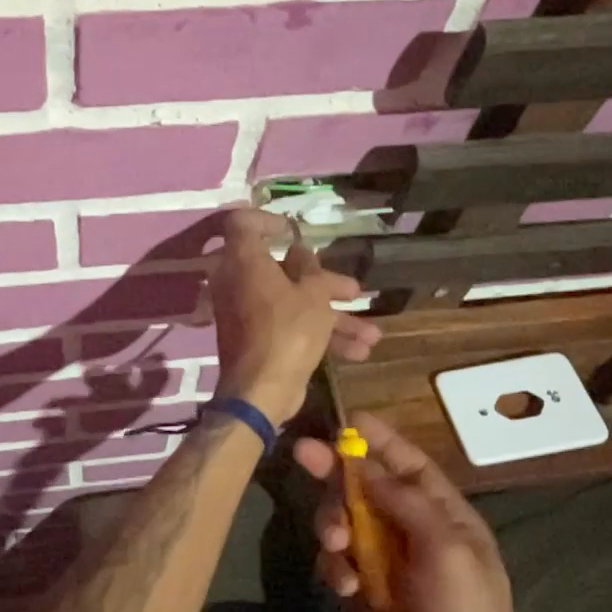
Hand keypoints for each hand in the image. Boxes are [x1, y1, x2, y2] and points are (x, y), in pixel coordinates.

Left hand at [208, 209, 381, 425]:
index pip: (241, 223)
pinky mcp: (256, 338)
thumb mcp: (311, 294)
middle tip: (354, 291)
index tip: (292, 231)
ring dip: (333, 316)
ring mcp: (246, 312)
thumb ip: (309, 268)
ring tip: (373, 333)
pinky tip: (359, 351)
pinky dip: (319, 335)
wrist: (261, 391)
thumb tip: (299, 252)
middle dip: (325, 283)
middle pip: (282, 270)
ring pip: (292, 302)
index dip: (266, 220)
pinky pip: (288, 325)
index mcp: (243, 261)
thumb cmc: (287, 331)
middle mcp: (238, 282)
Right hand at [293, 413, 543, 611]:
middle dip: (336, 471)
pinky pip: (334, 562)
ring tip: (337, 544)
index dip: (380, 440)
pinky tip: (347, 588)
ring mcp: (382, 561)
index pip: (409, 465)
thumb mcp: (448, 549)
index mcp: (445, 516)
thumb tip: (366, 464)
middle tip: (303, 452)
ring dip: (333, 524)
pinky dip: (335, 568)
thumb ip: (406, 500)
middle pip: (365, 486)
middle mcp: (410, 531)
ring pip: (341, 520)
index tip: (346, 417)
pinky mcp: (357, 590)